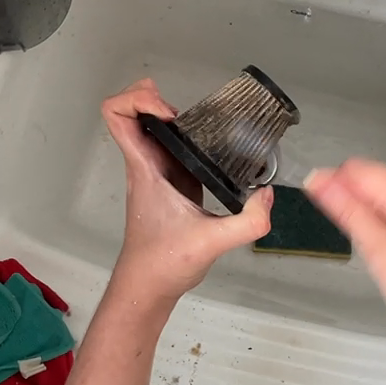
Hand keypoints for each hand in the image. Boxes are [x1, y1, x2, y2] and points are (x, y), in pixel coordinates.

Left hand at [101, 80, 272, 307]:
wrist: (148, 286)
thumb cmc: (162, 263)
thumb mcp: (211, 242)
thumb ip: (246, 222)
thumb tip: (268, 198)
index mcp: (146, 168)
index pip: (117, 115)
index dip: (138, 100)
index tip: (171, 115)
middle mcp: (146, 165)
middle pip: (130, 112)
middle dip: (152, 98)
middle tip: (182, 111)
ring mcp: (156, 173)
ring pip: (147, 127)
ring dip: (164, 113)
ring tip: (196, 119)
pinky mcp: (169, 183)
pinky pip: (167, 146)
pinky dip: (181, 135)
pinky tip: (208, 144)